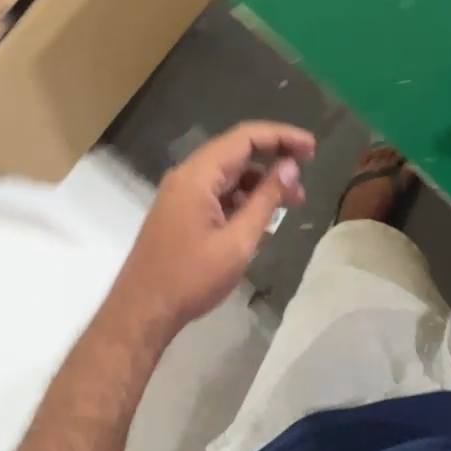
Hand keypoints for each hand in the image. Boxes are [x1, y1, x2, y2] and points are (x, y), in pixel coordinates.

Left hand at [108, 121, 315, 333]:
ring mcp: (182, 193)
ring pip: (229, 173)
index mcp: (198, 174)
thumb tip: (290, 166)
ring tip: (292, 201)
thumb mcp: (238, 241)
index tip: (311, 148)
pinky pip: (218, 191)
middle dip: (275, 157)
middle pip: (237, 151)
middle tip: (307, 170)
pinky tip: (263, 218)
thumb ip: (266, 199)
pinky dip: (243, 197)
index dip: (282, 136)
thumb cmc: (190, 278)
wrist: (139, 314)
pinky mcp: (181, 210)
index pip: (246, 137)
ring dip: (261, 180)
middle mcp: (188, 175)